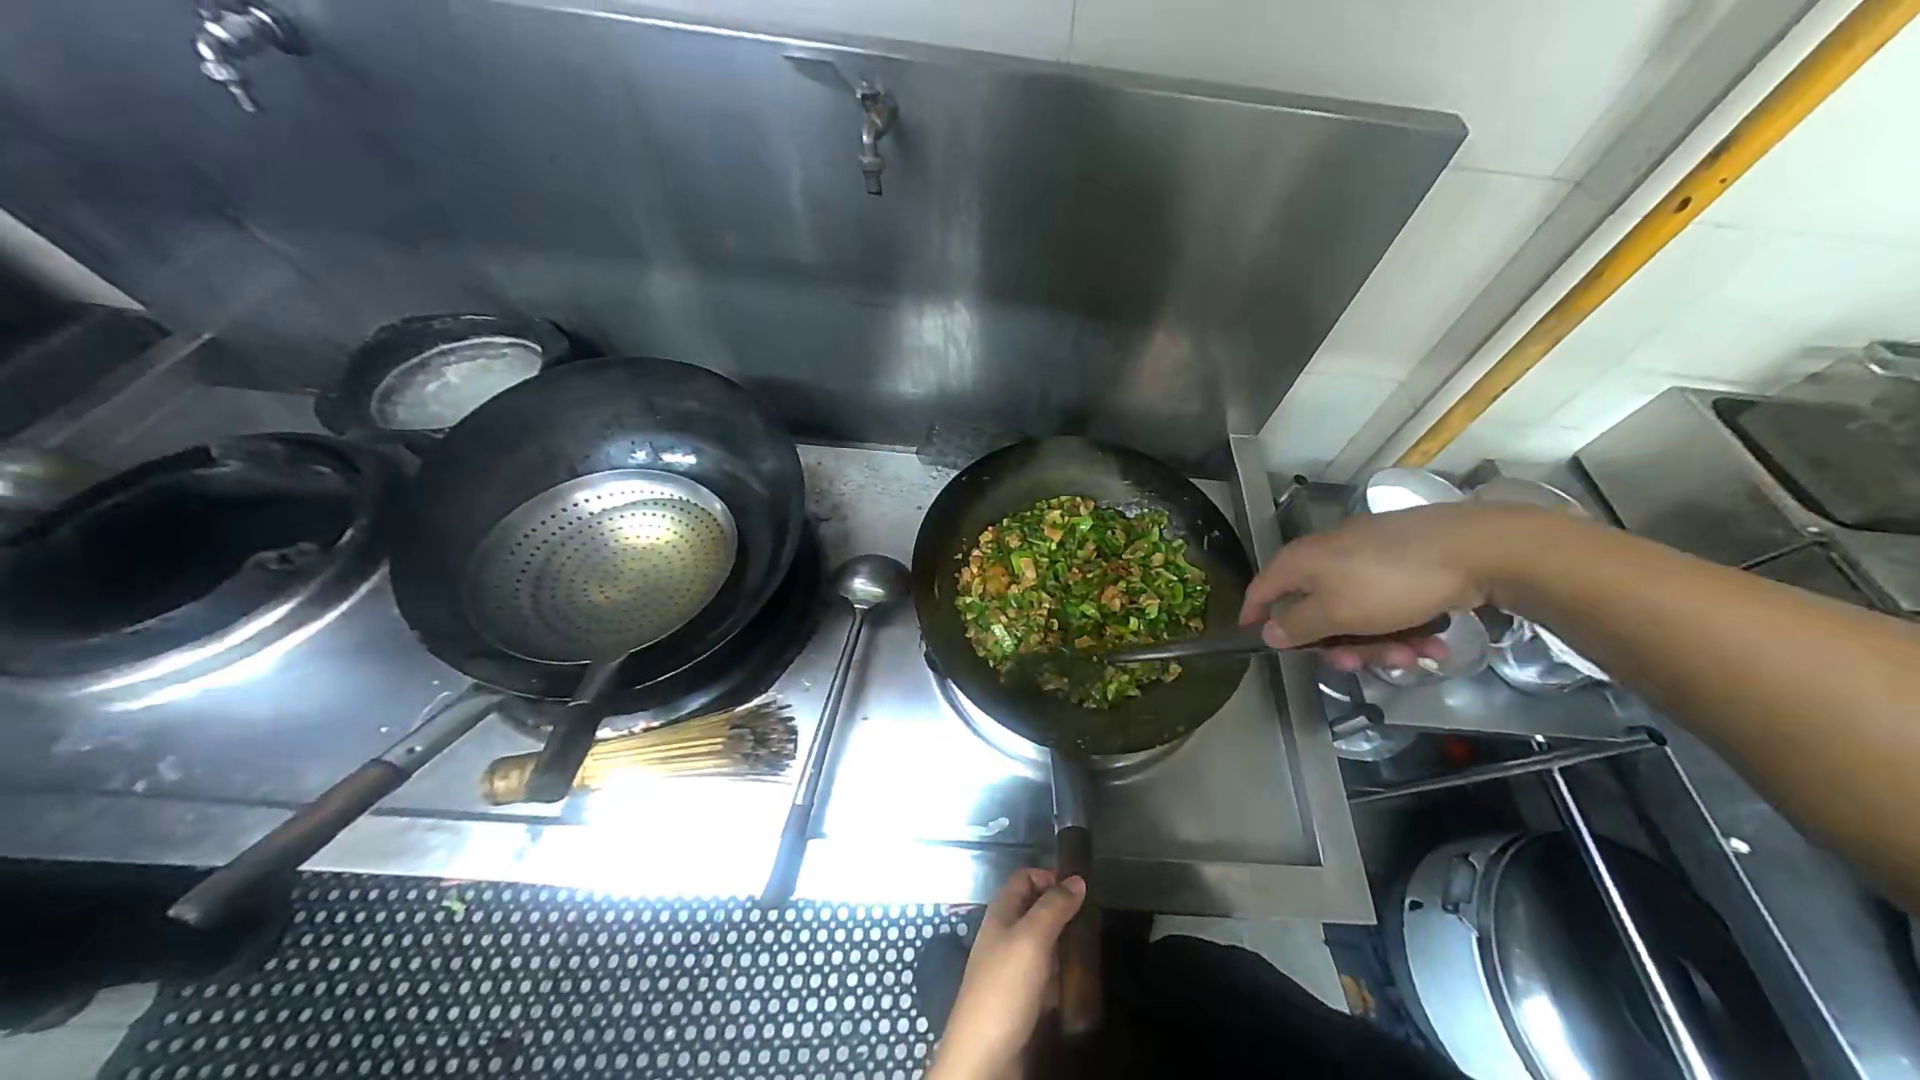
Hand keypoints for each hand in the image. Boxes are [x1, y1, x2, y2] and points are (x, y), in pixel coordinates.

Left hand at [927, 869, 1085, 1079]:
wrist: (984, 1056)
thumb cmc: (1005, 987)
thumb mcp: (1032, 938)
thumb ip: (1053, 907)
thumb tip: (1077, 879)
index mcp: (1001, 913)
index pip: (1024, 878)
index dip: (1049, 877)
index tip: (1079, 891)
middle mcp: (1005, 935)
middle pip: (1036, 911)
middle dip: (1063, 913)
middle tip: (1093, 923)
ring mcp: (1012, 968)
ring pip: (1044, 945)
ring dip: (1065, 946)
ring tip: (1093, 950)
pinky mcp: (1022, 998)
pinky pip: (1047, 977)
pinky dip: (1062, 977)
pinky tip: (1080, 983)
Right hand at [1238, 503, 1537, 670]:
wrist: (1473, 549)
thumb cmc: (1389, 583)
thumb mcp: (1335, 613)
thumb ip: (1297, 626)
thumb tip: (1269, 630)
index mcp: (1301, 562)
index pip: (1261, 590)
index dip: (1255, 616)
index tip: (1255, 640)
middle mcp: (1326, 556)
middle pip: (1315, 611)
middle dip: (1338, 644)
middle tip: (1358, 664)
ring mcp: (1365, 558)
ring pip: (1355, 612)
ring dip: (1378, 643)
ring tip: (1412, 656)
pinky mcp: (1400, 564)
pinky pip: (1386, 603)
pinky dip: (1402, 626)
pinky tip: (1430, 643)